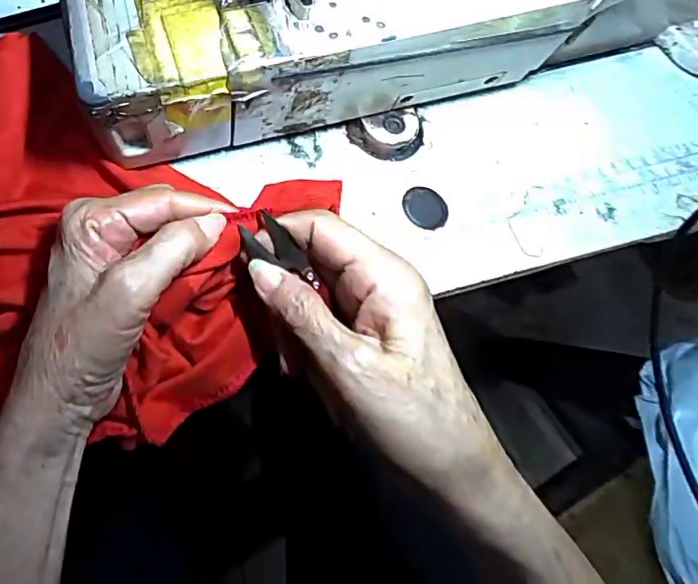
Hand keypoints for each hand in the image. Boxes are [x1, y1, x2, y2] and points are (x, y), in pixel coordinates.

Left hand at [11, 185, 232, 430]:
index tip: (242, 217)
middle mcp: (95, 221)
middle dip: (198, 218)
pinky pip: (157, 248)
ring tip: (230, 242)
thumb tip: (215, 221)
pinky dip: (182, 252)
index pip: (157, 200)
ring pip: (161, 226)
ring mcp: (104, 245)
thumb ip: (170, 250)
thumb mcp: (129, 293)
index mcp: (90, 218)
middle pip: (159, 208)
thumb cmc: (85, 343)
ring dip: (193, 235)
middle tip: (239, 232)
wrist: (58, 395)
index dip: (201, 207)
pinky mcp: (114, 268)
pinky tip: (204, 258)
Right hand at [245, 210, 506, 497]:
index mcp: (384, 273)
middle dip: (281, 287)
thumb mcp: (350, 366)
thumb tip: (257, 266)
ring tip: (295, 362)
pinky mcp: (360, 321)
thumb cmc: (416, 420)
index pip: (319, 224)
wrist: (456, 473)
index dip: (277, 232)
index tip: (241, 258)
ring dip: (288, 318)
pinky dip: (299, 332)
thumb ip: (300, 311)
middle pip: (307, 253)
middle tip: (273, 333)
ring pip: (305, 283)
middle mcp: (375, 276)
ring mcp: (368, 298)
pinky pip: (314, 308)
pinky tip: (303, 365)